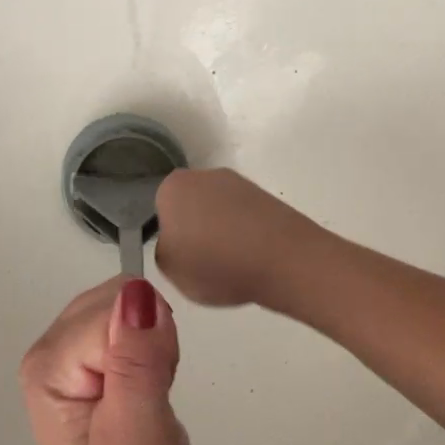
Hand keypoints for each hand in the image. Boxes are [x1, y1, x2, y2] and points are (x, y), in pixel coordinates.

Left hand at [20, 278, 192, 444]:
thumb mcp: (139, 438)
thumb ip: (139, 365)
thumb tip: (140, 294)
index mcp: (51, 365)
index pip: (115, 313)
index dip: (150, 344)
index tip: (155, 389)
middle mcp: (48, 349)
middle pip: (115, 301)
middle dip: (150, 340)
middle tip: (151, 397)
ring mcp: (62, 354)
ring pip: (123, 308)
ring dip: (150, 346)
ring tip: (147, 397)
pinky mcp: (81, 361)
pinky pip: (124, 325)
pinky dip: (147, 350)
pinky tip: (142, 390)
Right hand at [154, 168, 324, 307]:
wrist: (285, 260)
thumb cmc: (216, 263)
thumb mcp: (169, 269)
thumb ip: (163, 250)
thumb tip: (178, 241)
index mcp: (172, 187)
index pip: (159, 211)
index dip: (169, 238)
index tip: (181, 260)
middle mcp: (203, 175)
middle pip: (190, 207)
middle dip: (194, 231)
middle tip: (204, 264)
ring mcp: (239, 183)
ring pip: (218, 213)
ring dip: (221, 234)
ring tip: (232, 265)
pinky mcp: (267, 197)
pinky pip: (244, 219)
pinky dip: (245, 236)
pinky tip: (252, 259)